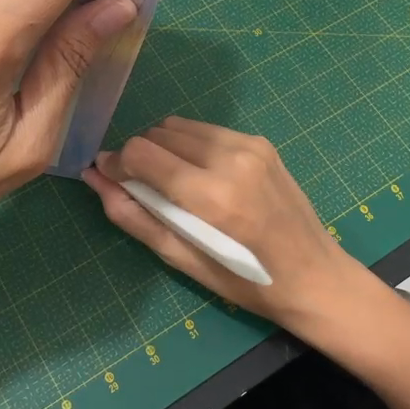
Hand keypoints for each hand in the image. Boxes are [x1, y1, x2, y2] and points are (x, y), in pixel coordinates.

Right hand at [84, 118, 371, 331]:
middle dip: (140, 157)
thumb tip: (95, 178)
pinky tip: (201, 176)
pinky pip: (205, 130)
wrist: (315, 276)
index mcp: (211, 196)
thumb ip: (134, 216)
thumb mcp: (182, 260)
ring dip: (164, 148)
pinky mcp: (260, 141)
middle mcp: (230, 159)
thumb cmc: (246, 282)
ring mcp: (249, 145)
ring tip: (173, 183)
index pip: (141, 152)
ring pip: (179, 126)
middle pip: (157, 133)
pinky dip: (190, 146)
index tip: (113, 180)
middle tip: (145, 189)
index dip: (117, 163)